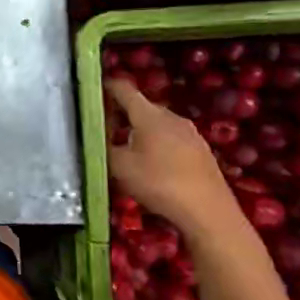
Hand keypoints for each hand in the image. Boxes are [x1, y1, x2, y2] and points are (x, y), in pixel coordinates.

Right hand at [105, 77, 241, 234]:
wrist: (208, 212)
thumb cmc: (159, 184)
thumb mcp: (120, 167)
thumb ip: (104, 147)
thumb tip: (96, 138)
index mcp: (149, 115)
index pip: (124, 89)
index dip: (106, 87)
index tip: (91, 93)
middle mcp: (171, 117)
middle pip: (141, 106)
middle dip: (121, 113)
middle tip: (103, 129)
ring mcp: (190, 133)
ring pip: (157, 123)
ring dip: (139, 130)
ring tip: (125, 149)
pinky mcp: (200, 150)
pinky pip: (172, 138)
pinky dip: (156, 143)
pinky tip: (152, 165)